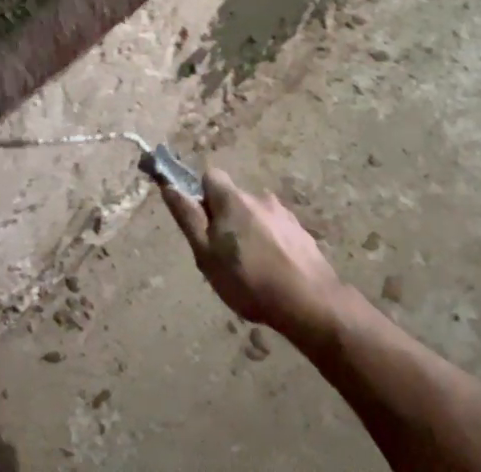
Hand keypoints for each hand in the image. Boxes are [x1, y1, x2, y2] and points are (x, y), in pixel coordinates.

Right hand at [161, 168, 344, 333]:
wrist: (311, 303)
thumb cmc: (249, 279)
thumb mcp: (206, 253)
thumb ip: (187, 217)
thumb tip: (169, 186)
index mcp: (233, 199)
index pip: (210, 177)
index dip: (200, 195)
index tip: (200, 222)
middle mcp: (260, 198)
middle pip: (233, 200)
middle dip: (225, 220)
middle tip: (222, 256)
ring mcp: (285, 216)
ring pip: (256, 217)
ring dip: (249, 234)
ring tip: (251, 271)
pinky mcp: (303, 235)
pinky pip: (277, 233)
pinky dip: (270, 246)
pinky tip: (273, 274)